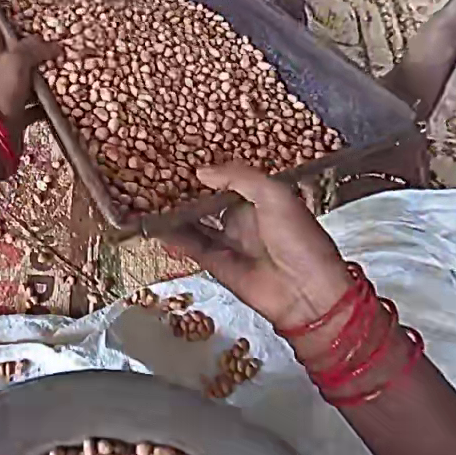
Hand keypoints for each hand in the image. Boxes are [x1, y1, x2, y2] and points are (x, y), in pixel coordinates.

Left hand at [0, 26, 56, 142]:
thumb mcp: (14, 63)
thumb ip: (31, 49)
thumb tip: (54, 45)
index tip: (3, 6)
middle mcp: (0, 75)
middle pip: (15, 56)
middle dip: (29, 47)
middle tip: (49, 38)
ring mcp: (9, 96)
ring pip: (28, 80)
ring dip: (42, 74)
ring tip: (61, 65)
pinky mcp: (18, 115)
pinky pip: (36, 106)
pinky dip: (48, 103)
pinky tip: (61, 100)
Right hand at [161, 163, 356, 337]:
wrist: (307, 293)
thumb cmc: (298, 239)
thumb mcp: (275, 196)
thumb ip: (239, 178)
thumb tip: (200, 172)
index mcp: (260, 200)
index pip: (228, 182)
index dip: (207, 174)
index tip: (181, 161)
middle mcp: (241, 220)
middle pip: (207, 203)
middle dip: (185, 193)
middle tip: (156, 178)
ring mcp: (227, 242)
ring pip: (194, 223)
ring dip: (175, 214)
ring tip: (148, 199)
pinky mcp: (215, 263)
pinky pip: (190, 246)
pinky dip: (173, 237)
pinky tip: (155, 225)